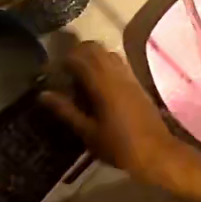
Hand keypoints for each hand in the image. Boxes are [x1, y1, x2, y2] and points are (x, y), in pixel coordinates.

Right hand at [41, 41, 192, 186]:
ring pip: (107, 52)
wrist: (157, 153)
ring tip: (79, 75)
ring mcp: (129, 76)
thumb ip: (66, 111)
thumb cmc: (120, 147)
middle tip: (63, 71)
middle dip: (75, 53)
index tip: (50, 72)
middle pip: (93, 48)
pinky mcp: (137, 82)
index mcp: (102, 84)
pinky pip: (118, 62)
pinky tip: (98, 82)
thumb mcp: (88, 133)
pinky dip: (105, 63)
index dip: (61, 61)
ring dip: (91, 56)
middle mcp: (116, 73)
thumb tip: (43, 94)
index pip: (78, 58)